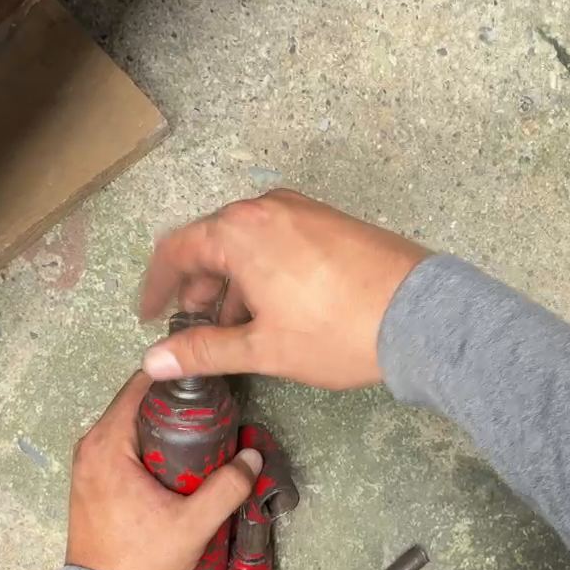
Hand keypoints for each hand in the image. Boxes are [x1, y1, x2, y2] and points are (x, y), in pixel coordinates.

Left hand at [65, 372, 260, 569]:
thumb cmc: (141, 561)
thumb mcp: (194, 525)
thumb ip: (227, 488)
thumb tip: (252, 457)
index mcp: (108, 446)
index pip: (140, 386)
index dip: (177, 382)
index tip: (209, 389)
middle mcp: (90, 447)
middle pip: (136, 404)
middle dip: (174, 405)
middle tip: (212, 416)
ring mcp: (87, 465)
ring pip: (130, 426)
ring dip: (162, 427)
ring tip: (200, 439)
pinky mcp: (91, 482)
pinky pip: (122, 446)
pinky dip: (148, 445)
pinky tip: (176, 461)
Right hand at [136, 189, 430, 389]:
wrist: (419, 316)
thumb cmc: (336, 332)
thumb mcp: (264, 348)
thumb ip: (204, 351)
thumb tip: (154, 360)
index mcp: (239, 231)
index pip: (176, 250)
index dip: (156, 286)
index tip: (150, 315)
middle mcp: (266, 209)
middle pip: (212, 242)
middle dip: (199, 288)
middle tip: (197, 328)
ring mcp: (303, 211)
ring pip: (248, 243)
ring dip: (233, 282)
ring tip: (238, 327)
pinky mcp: (331, 223)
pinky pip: (280, 241)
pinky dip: (264, 271)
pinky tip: (276, 309)